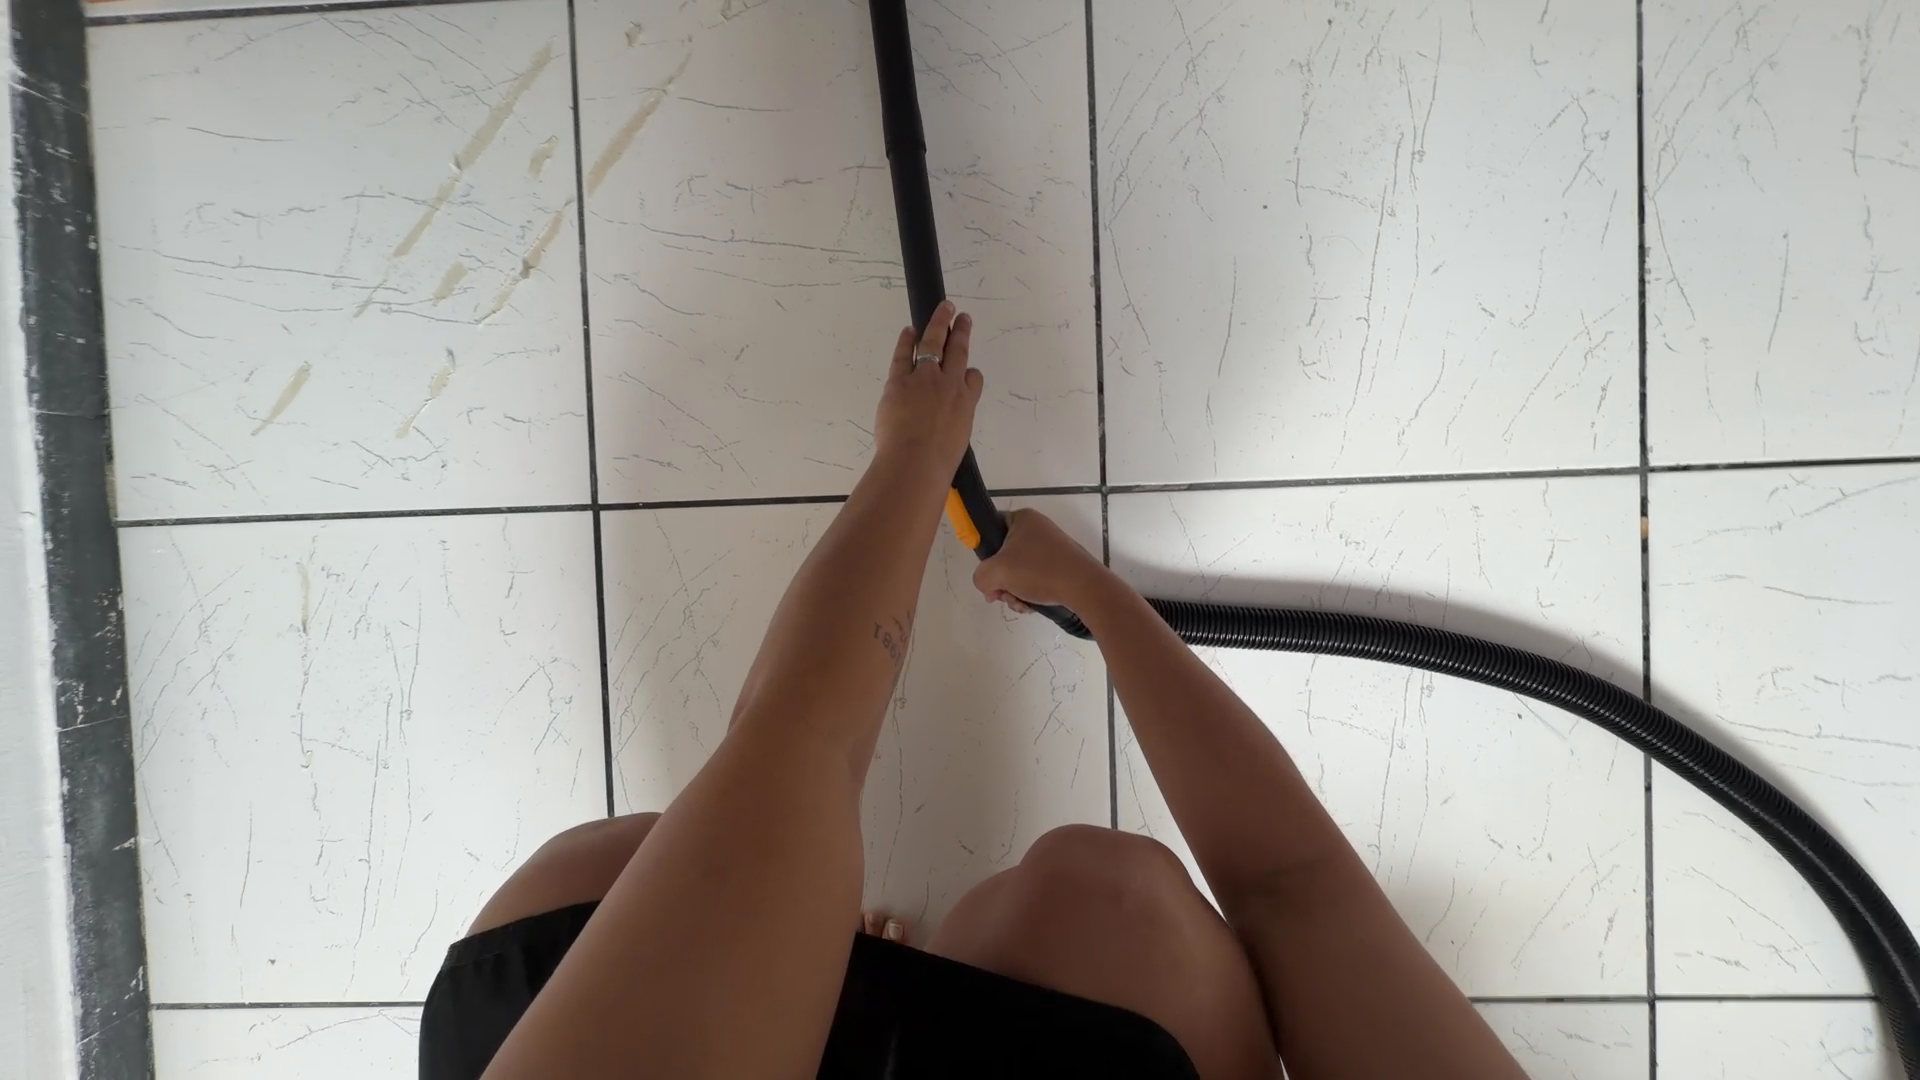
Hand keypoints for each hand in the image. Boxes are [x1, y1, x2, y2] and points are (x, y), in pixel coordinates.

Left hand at [873, 301, 984, 476]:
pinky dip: (907, 340)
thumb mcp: (956, 444)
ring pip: (934, 343)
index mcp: (966, 404)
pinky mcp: (900, 381)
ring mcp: (924, 379)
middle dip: (961, 331)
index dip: (970, 373)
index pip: (973, 379)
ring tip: (945, 309)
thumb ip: (953, 427)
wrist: (915, 461)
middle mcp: (949, 385)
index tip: (968, 371)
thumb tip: (946, 427)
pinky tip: (909, 331)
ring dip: (939, 323)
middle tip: (963, 317)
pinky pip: (905, 354)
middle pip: (958, 351)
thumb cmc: (936, 462)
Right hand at [972, 509, 1114, 611]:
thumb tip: (990, 587)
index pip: (991, 529)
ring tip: (1021, 602)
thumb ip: (980, 577)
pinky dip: (1030, 592)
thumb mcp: (996, 572)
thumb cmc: (1038, 571)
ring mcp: (1051, 547)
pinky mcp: (1061, 565)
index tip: (988, 573)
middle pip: (1004, 556)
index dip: (984, 553)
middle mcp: (1038, 529)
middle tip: (1003, 594)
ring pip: (1019, 571)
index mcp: (1022, 519)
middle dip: (1001, 580)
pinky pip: (1035, 578)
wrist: (1083, 587)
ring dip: (1014, 590)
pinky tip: (1032, 604)